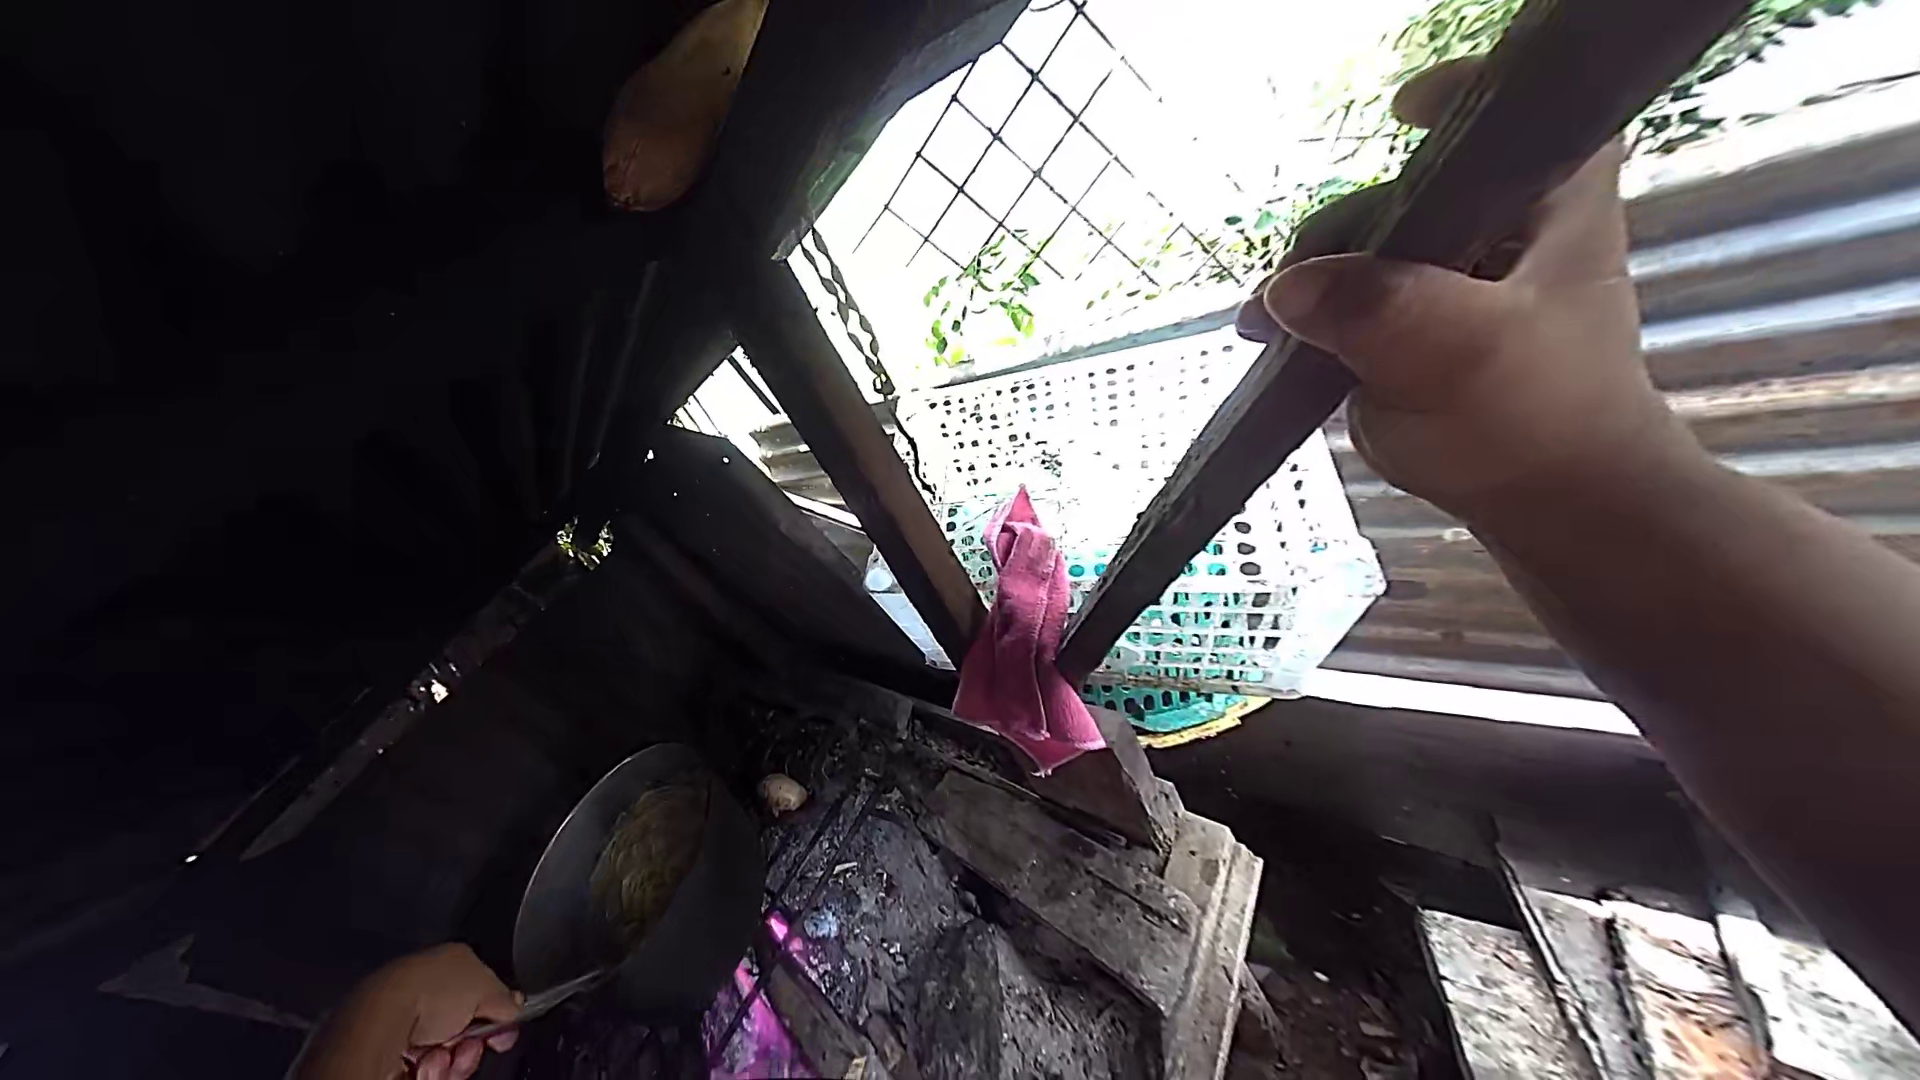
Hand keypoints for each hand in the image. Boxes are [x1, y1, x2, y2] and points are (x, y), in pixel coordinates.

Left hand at [298, 944, 520, 1079]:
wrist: (378, 1026)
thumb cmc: (435, 993)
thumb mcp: (486, 988)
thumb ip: (506, 998)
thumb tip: (517, 1006)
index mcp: (448, 964)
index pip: (480, 990)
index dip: (496, 1011)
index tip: (504, 1027)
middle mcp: (424, 994)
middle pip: (464, 1027)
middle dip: (473, 1043)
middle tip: (471, 1047)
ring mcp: (401, 1029)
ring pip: (444, 1054)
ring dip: (453, 1061)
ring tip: (443, 1059)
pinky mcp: (383, 1061)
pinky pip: (420, 1070)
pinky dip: (429, 1074)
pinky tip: (424, 1068)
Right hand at [1236, 58, 1701, 525]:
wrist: (1533, 500)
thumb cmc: (1527, 420)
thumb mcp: (1463, 353)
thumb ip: (1381, 309)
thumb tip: (1284, 288)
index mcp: (1546, 206)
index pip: (1513, 117)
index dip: (1460, 103)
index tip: (1398, 113)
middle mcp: (1490, 236)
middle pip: (1398, 200)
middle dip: (1334, 236)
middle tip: (1289, 284)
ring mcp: (1438, 290)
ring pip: (1357, 260)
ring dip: (1305, 284)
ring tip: (1260, 322)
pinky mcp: (1399, 336)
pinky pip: (1340, 309)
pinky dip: (1302, 320)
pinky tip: (1267, 335)